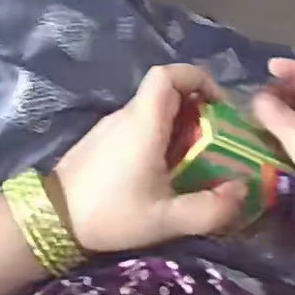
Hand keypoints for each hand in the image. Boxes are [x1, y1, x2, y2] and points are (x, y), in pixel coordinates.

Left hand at [52, 64, 246, 252]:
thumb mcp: (167, 219)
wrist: (52, 220)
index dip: (198, 78)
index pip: (168, 74)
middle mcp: (125, 116)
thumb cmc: (111, 214)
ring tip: (192, 161)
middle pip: (164, 92)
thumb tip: (241, 191)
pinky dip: (157, 137)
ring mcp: (109, 127)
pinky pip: (136, 126)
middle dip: (196, 108)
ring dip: (177, 126)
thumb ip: (210, 208)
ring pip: (150, 110)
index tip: (219, 106)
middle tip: (214, 141)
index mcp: (143, 123)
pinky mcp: (99, 141)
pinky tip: (161, 171)